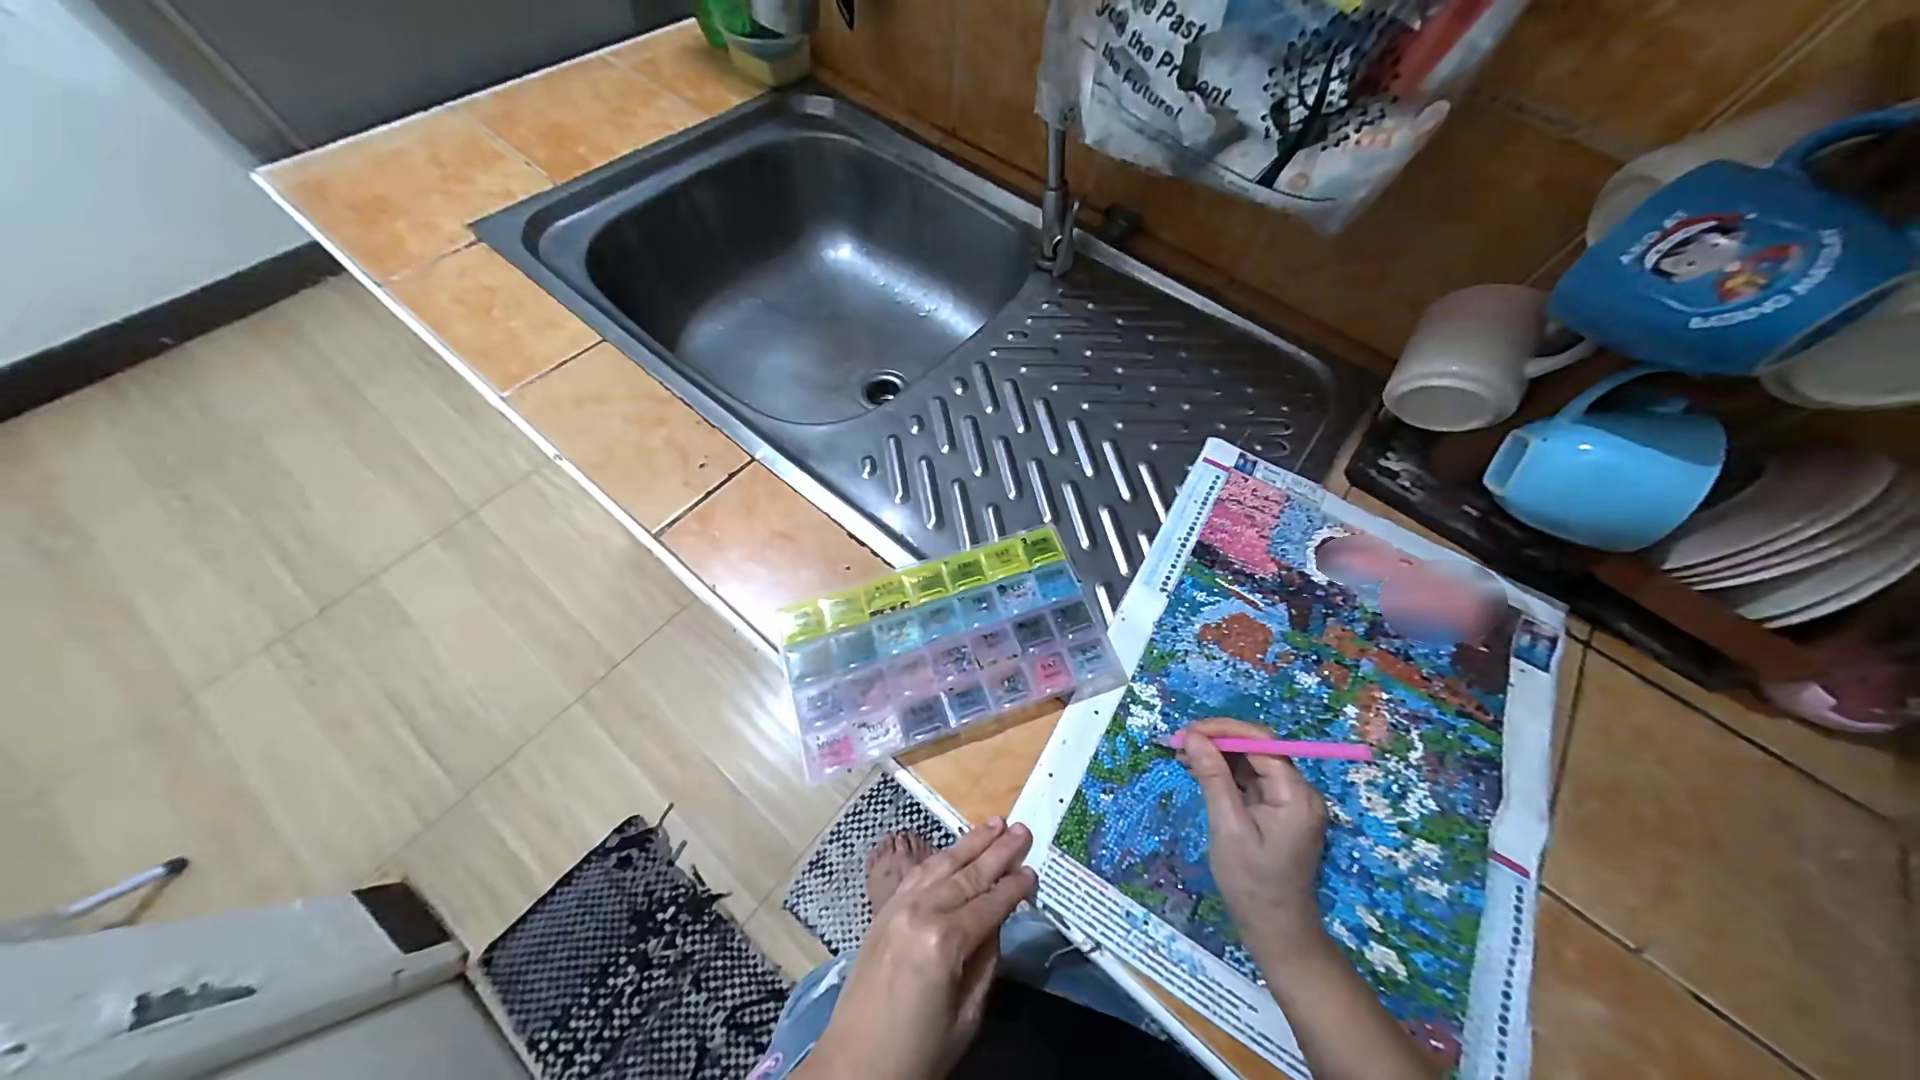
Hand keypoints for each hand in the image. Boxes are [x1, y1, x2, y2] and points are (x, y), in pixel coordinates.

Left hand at [798, 817, 1036, 1079]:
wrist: (854, 1066)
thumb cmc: (919, 1052)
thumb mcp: (967, 1016)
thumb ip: (986, 962)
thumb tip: (997, 921)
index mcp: (944, 943)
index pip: (990, 904)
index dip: (1015, 886)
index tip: (1034, 870)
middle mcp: (921, 913)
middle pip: (968, 875)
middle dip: (998, 851)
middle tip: (1022, 828)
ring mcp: (898, 907)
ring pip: (942, 865)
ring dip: (970, 843)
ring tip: (994, 823)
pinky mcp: (883, 911)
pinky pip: (917, 875)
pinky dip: (940, 858)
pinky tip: (956, 848)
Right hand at [1177, 717, 1329, 953]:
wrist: (1275, 930)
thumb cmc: (1251, 883)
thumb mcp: (1227, 827)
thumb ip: (1213, 778)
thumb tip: (1193, 737)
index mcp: (1296, 794)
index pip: (1261, 742)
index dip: (1223, 731)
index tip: (1187, 733)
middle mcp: (1299, 791)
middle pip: (1257, 747)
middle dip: (1217, 740)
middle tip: (1178, 743)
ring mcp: (1289, 800)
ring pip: (1251, 760)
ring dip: (1217, 754)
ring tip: (1181, 755)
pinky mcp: (1278, 809)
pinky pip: (1250, 778)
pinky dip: (1224, 771)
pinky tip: (1198, 770)